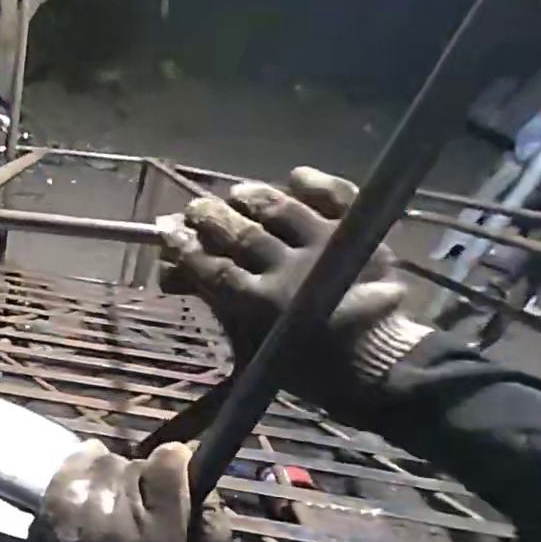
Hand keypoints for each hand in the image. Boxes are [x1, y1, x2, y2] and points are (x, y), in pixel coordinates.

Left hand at [32, 440, 232, 541]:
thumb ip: (213, 527)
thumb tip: (204, 480)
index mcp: (160, 538)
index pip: (168, 466)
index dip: (176, 462)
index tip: (175, 469)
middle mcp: (118, 518)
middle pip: (136, 463)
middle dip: (145, 476)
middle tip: (143, 500)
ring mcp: (80, 509)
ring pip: (107, 461)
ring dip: (116, 475)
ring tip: (116, 500)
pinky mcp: (52, 505)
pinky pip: (75, 462)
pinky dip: (87, 467)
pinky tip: (94, 486)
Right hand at [157, 166, 414, 399]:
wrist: (371, 364)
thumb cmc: (298, 364)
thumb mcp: (246, 345)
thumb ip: (212, 306)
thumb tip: (168, 272)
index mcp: (258, 305)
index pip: (212, 267)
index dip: (185, 246)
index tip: (168, 230)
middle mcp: (290, 272)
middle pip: (241, 234)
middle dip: (210, 216)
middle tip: (195, 209)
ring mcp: (328, 248)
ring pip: (281, 210)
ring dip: (252, 197)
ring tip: (235, 193)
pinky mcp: (362, 235)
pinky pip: (338, 196)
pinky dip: (316, 183)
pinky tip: (295, 177)